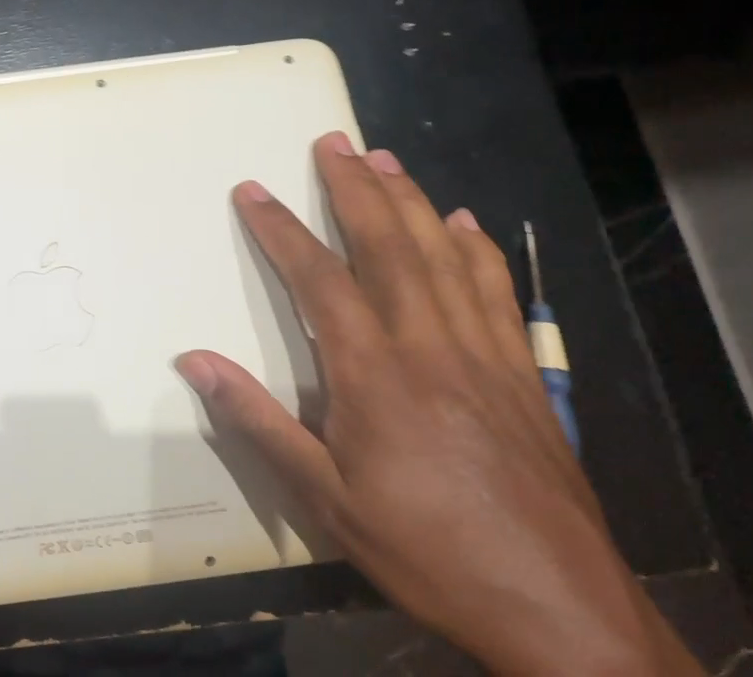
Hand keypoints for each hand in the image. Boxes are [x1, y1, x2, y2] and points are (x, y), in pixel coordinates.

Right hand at [178, 133, 695, 676]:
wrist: (557, 610)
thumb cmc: (424, 550)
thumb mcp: (323, 498)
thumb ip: (258, 422)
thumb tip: (194, 361)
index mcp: (375, 376)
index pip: (321, 281)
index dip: (282, 230)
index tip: (253, 191)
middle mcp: (431, 349)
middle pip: (391, 249)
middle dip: (356, 191)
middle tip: (333, 143)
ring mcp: (486, 359)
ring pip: (447, 260)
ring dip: (413, 203)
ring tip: (386, 160)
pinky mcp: (524, 379)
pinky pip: (499, 297)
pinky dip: (478, 253)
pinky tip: (467, 227)